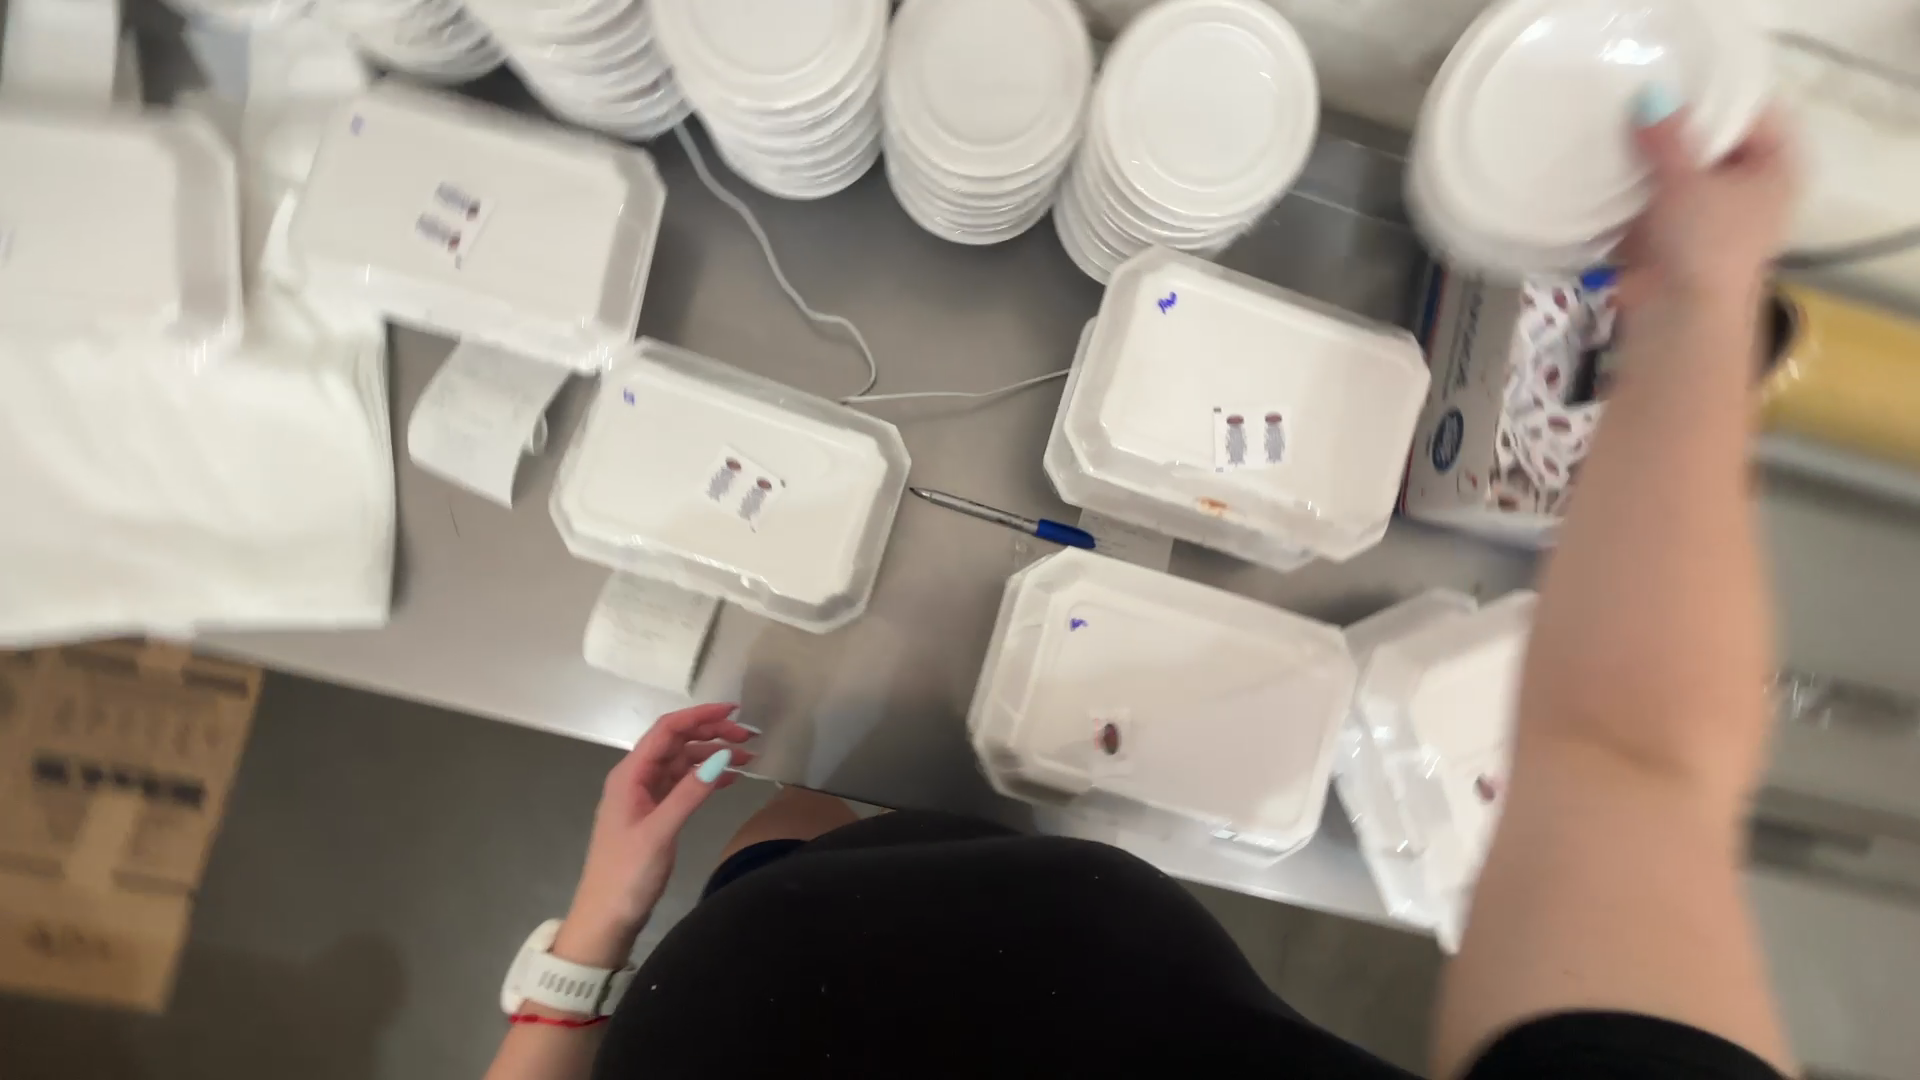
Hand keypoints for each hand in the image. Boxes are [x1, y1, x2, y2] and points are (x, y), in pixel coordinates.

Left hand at [552, 703, 756, 967]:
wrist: (605, 921)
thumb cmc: (626, 876)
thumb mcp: (659, 833)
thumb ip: (690, 793)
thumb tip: (723, 755)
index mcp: (630, 775)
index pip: (667, 730)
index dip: (700, 715)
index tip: (734, 712)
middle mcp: (637, 777)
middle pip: (678, 741)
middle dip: (712, 733)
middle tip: (748, 739)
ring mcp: (646, 795)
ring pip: (684, 760)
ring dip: (714, 755)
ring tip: (748, 759)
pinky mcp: (656, 812)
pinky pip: (685, 782)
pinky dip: (708, 776)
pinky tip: (730, 779)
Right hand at [1619, 95, 1796, 311]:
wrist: (1679, 311)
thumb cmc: (1703, 240)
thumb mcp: (1686, 181)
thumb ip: (1666, 141)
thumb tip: (1648, 97)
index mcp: (1777, 166)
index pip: (1748, 115)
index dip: (1708, 102)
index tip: (1665, 92)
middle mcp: (1749, 190)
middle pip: (1707, 150)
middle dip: (1668, 140)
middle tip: (1628, 119)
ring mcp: (1708, 220)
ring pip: (1673, 183)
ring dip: (1643, 174)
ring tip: (1609, 151)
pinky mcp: (1671, 244)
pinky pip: (1648, 212)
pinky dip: (1627, 204)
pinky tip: (1601, 190)